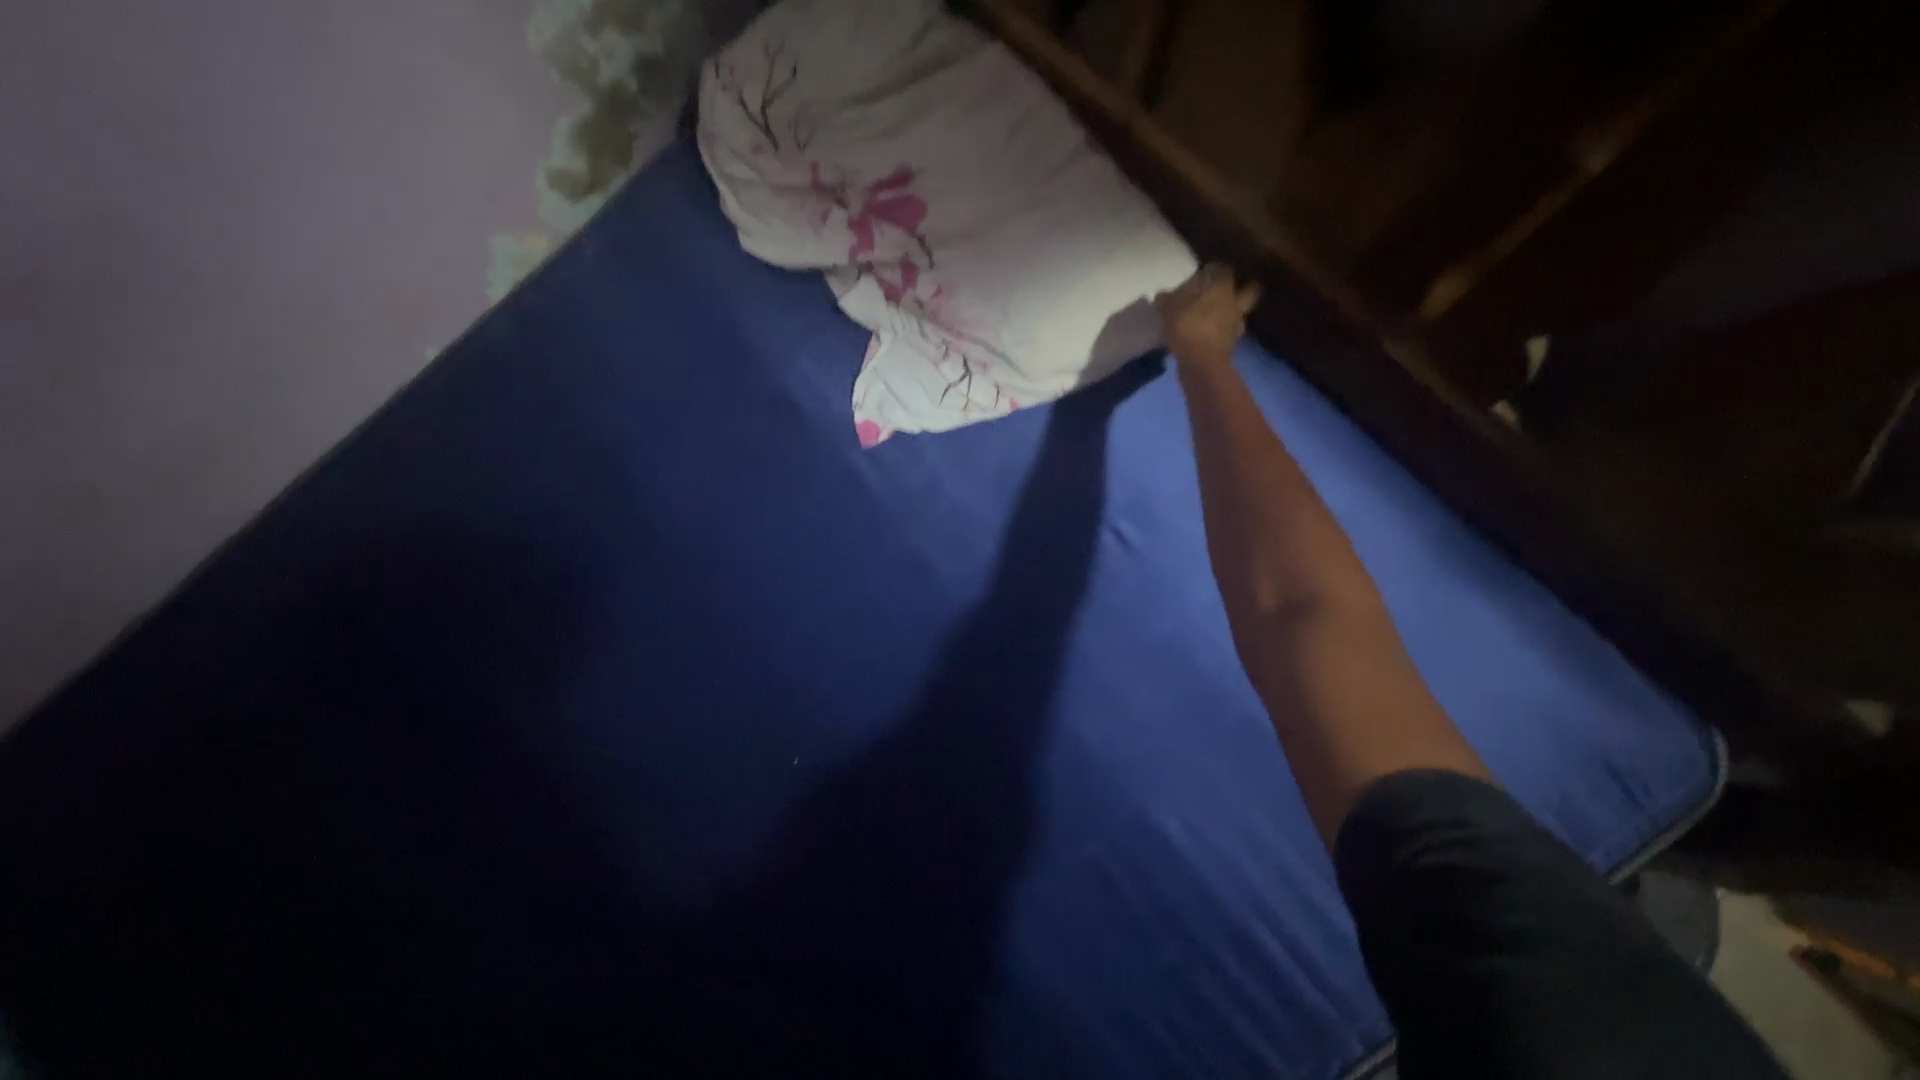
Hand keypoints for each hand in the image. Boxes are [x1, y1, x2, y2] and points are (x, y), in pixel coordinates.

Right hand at [1156, 263, 1261, 371]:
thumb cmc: (1188, 327)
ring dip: (1233, 313)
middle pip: (1250, 289)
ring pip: (1241, 313)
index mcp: (1222, 288)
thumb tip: (1162, 295)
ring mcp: (1236, 325)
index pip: (1224, 270)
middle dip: (1244, 287)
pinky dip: (1223, 333)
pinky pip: (1230, 333)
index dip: (1216, 269)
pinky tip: (1211, 335)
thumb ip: (1166, 300)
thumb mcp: (1169, 310)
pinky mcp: (1232, 345)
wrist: (1202, 363)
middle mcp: (1235, 303)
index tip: (1205, 271)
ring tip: (1218, 316)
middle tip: (1227, 290)